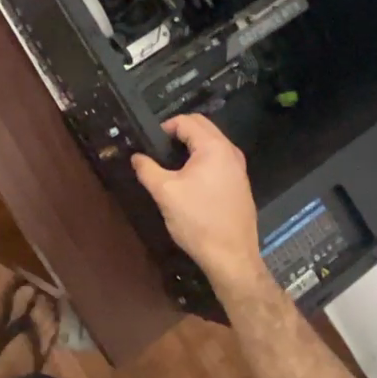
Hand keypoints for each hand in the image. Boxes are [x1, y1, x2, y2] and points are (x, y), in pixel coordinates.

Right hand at [131, 115, 262, 281]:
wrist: (231, 256)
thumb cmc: (197, 220)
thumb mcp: (165, 192)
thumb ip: (147, 169)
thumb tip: (136, 157)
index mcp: (214, 147)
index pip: (187, 121)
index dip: (165, 127)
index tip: (150, 143)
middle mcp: (230, 152)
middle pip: (202, 127)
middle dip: (179, 133)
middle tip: (158, 151)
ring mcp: (239, 168)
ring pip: (212, 144)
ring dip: (191, 147)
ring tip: (171, 166)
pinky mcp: (240, 184)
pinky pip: (219, 160)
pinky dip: (203, 160)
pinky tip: (190, 181)